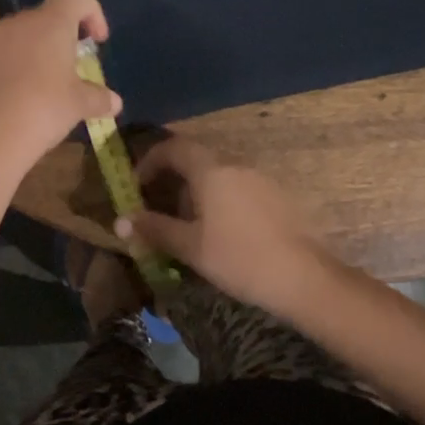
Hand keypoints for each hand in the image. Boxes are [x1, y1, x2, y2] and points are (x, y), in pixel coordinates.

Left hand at [0, 0, 121, 170]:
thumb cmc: (42, 109)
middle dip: (62, 39)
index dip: (91, 11)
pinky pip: (0, 56)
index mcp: (50, 23)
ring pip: (21, 37)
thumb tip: (115, 102)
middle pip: (46, 17)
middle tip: (72, 71)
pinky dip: (13, 69)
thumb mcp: (78, 106)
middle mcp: (19, 23)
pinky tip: (16, 100)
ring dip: (36, 54)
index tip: (97, 41)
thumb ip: (98, 98)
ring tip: (43, 89)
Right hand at [116, 136, 334, 315]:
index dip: (149, 161)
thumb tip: (120, 221)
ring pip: (218, 174)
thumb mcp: (190, 247)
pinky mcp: (277, 196)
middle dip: (171, 178)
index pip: (173, 147)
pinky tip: (219, 231)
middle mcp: (236, 165)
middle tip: (156, 207)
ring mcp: (261, 179)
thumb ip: (154, 229)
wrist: (305, 278)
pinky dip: (219, 199)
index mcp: (211, 170)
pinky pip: (238, 187)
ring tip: (185, 224)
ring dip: (196, 190)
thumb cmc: (240, 258)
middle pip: (196, 158)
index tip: (135, 185)